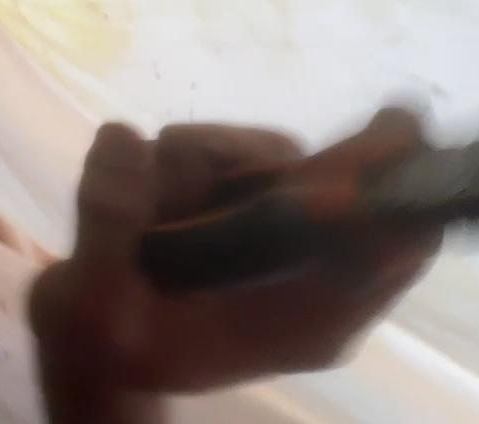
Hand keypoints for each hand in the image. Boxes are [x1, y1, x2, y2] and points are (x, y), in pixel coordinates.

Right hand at [29, 111, 438, 408]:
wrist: (85, 353)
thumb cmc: (100, 341)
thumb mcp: (96, 295)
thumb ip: (111, 221)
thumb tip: (126, 134)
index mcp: (301, 316)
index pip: (384, 245)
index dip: (393, 186)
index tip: (389, 125)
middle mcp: (297, 278)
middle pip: (326, 188)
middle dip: (253, 159)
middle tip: (175, 157)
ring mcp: (256, 245)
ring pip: (266, 165)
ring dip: (202, 154)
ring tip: (138, 187)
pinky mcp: (218, 222)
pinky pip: (221, 165)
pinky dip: (180, 158)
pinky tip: (138, 186)